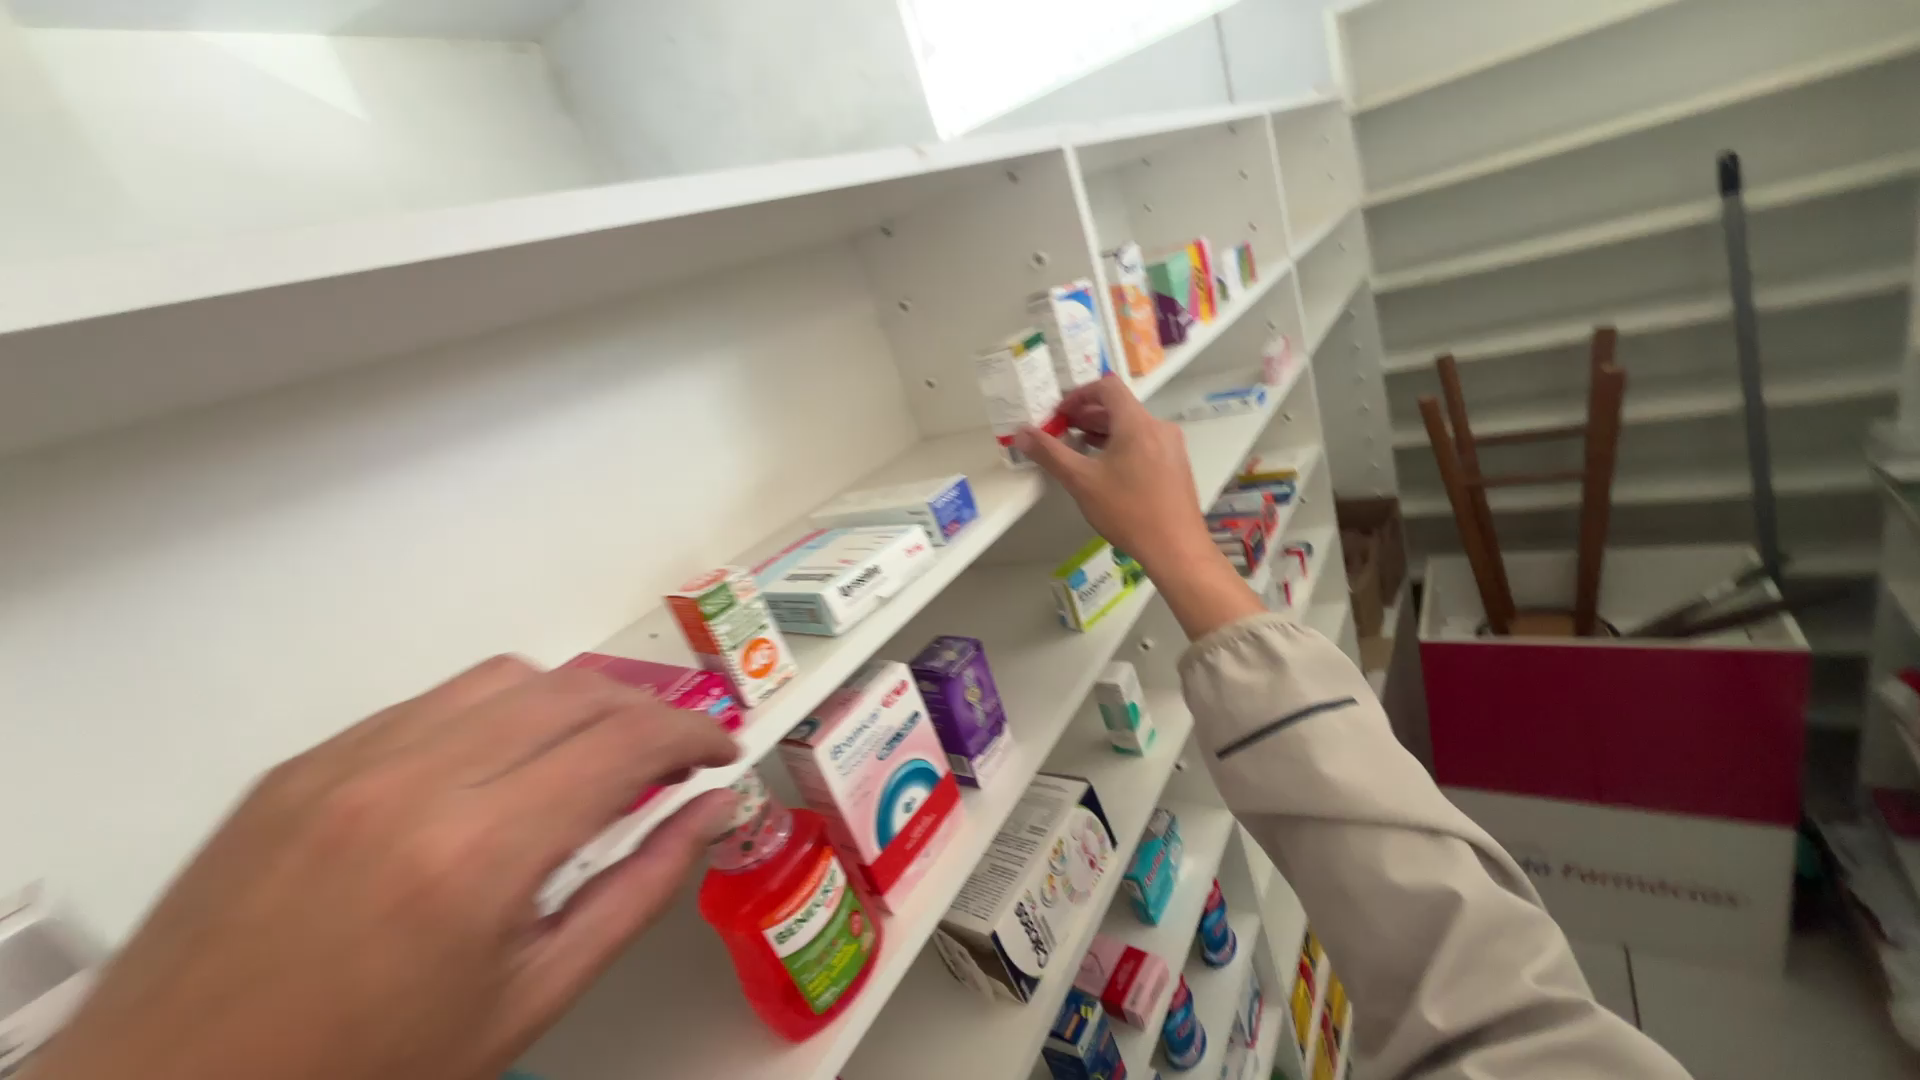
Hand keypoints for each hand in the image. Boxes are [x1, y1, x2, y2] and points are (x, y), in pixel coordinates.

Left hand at [28, 657, 738, 1079]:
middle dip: (647, 713)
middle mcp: (415, 780)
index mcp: (479, 853)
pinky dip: (498, 715)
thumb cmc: (375, 1072)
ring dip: (576, 704)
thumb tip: (714, 808)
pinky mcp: (302, 763)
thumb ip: (642, 888)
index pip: (627, 741)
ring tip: (591, 756)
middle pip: (577, 692)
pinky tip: (497, 769)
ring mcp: (347, 761)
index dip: (695, 733)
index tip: (722, 752)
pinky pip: (432, 702)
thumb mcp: (535, 996)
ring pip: (508, 677)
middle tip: (671, 759)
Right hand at [1013, 375, 1212, 570]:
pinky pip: (1145, 443)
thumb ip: (1050, 453)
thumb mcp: (1081, 481)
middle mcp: (1158, 427)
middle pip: (1120, 406)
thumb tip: (1021, 433)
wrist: (1175, 548)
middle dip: (1088, 415)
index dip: (1080, 394)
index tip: (1060, 413)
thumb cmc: (1127, 511)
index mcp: (1137, 423)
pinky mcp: (1176, 465)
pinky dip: (1122, 446)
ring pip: (1133, 426)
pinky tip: (1108, 470)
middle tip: (1063, 431)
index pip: (1108, 387)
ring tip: (1080, 450)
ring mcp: (1171, 447)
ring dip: (1104, 432)